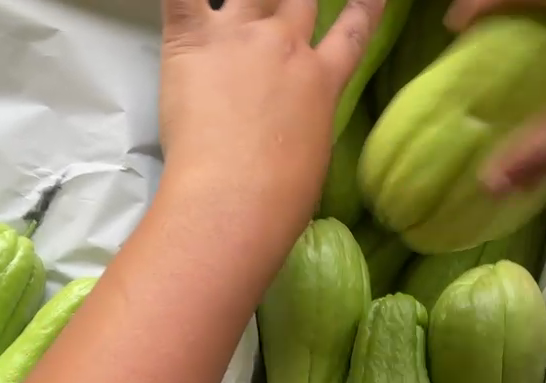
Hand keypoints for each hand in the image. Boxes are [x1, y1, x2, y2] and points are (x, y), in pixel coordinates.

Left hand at [160, 0, 383, 239]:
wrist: (236, 197)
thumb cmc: (282, 200)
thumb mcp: (314, 160)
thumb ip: (306, 126)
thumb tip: (294, 128)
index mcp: (320, 82)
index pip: (352, 32)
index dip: (363, 7)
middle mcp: (283, 46)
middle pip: (298, 0)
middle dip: (296, 0)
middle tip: (288, 6)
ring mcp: (236, 35)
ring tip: (242, 7)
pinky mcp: (190, 38)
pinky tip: (181, 2)